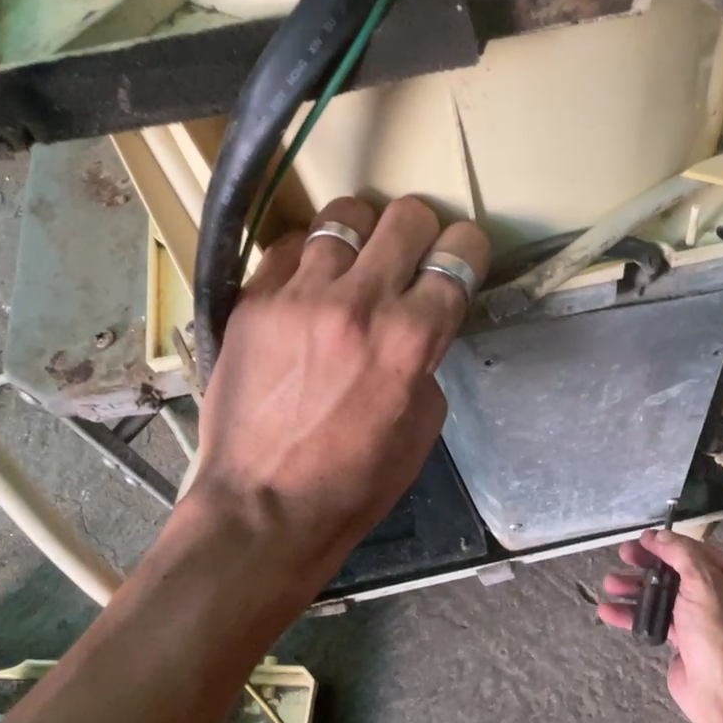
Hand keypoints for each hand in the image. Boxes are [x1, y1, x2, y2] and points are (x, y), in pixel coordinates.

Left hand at [192, 195, 489, 584]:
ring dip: (364, 237)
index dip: (469, 253)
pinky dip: (311, 259)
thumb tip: (420, 327)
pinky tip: (310, 288)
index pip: (459, 255)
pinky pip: (291, 246)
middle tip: (412, 258)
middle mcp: (360, 303)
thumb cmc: (354, 482)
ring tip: (357, 264)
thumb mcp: (422, 427)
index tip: (461, 260)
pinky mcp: (254, 300)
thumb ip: (427, 361)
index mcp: (411, 339)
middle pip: (407, 217)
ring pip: (346, 216)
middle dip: (421, 233)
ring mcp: (300, 296)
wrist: (264, 506)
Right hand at [599, 530, 722, 722]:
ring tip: (609, 584)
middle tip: (623, 555)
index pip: (703, 553)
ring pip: (667, 596)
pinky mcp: (687, 641)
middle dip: (649, 566)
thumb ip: (681, 555)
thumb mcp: (704, 586)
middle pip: (681, 572)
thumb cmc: (721, 636)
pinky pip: (660, 619)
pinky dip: (636, 615)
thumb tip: (658, 535)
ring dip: (637, 590)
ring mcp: (707, 621)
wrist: (722, 698)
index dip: (670, 544)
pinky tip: (609, 611)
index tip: (641, 539)